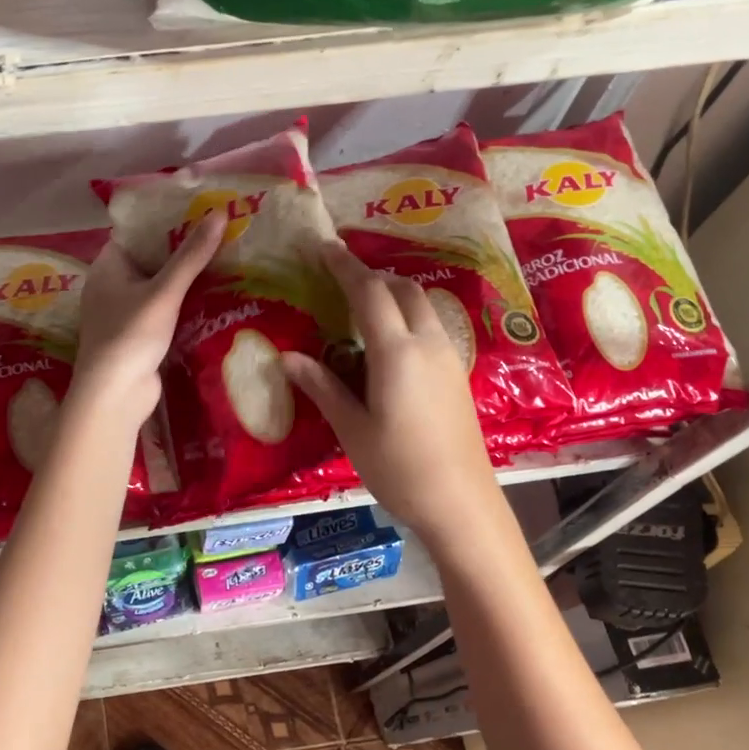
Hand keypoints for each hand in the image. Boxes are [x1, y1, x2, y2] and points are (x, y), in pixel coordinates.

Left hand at [70, 211, 225, 421]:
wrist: (115, 395)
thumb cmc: (131, 335)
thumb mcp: (164, 291)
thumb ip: (191, 255)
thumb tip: (219, 213)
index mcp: (107, 265)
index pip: (138, 233)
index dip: (168, 221)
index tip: (201, 212)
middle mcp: (111, 286)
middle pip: (151, 260)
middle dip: (182, 252)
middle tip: (221, 235)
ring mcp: (122, 314)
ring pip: (158, 288)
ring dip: (185, 281)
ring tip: (224, 262)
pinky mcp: (137, 338)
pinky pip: (162, 313)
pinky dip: (182, 306)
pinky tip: (211, 298)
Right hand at [283, 243, 497, 543]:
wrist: (459, 501)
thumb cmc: (399, 469)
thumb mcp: (352, 430)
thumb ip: (323, 387)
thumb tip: (288, 358)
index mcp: (397, 352)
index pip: (369, 292)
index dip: (345, 267)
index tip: (324, 248)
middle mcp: (428, 343)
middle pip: (402, 289)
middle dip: (372, 277)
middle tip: (340, 282)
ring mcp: (449, 358)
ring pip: (422, 306)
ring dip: (392, 296)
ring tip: (361, 311)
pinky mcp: (457, 376)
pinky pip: (431, 328)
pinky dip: (406, 318)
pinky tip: (387, 346)